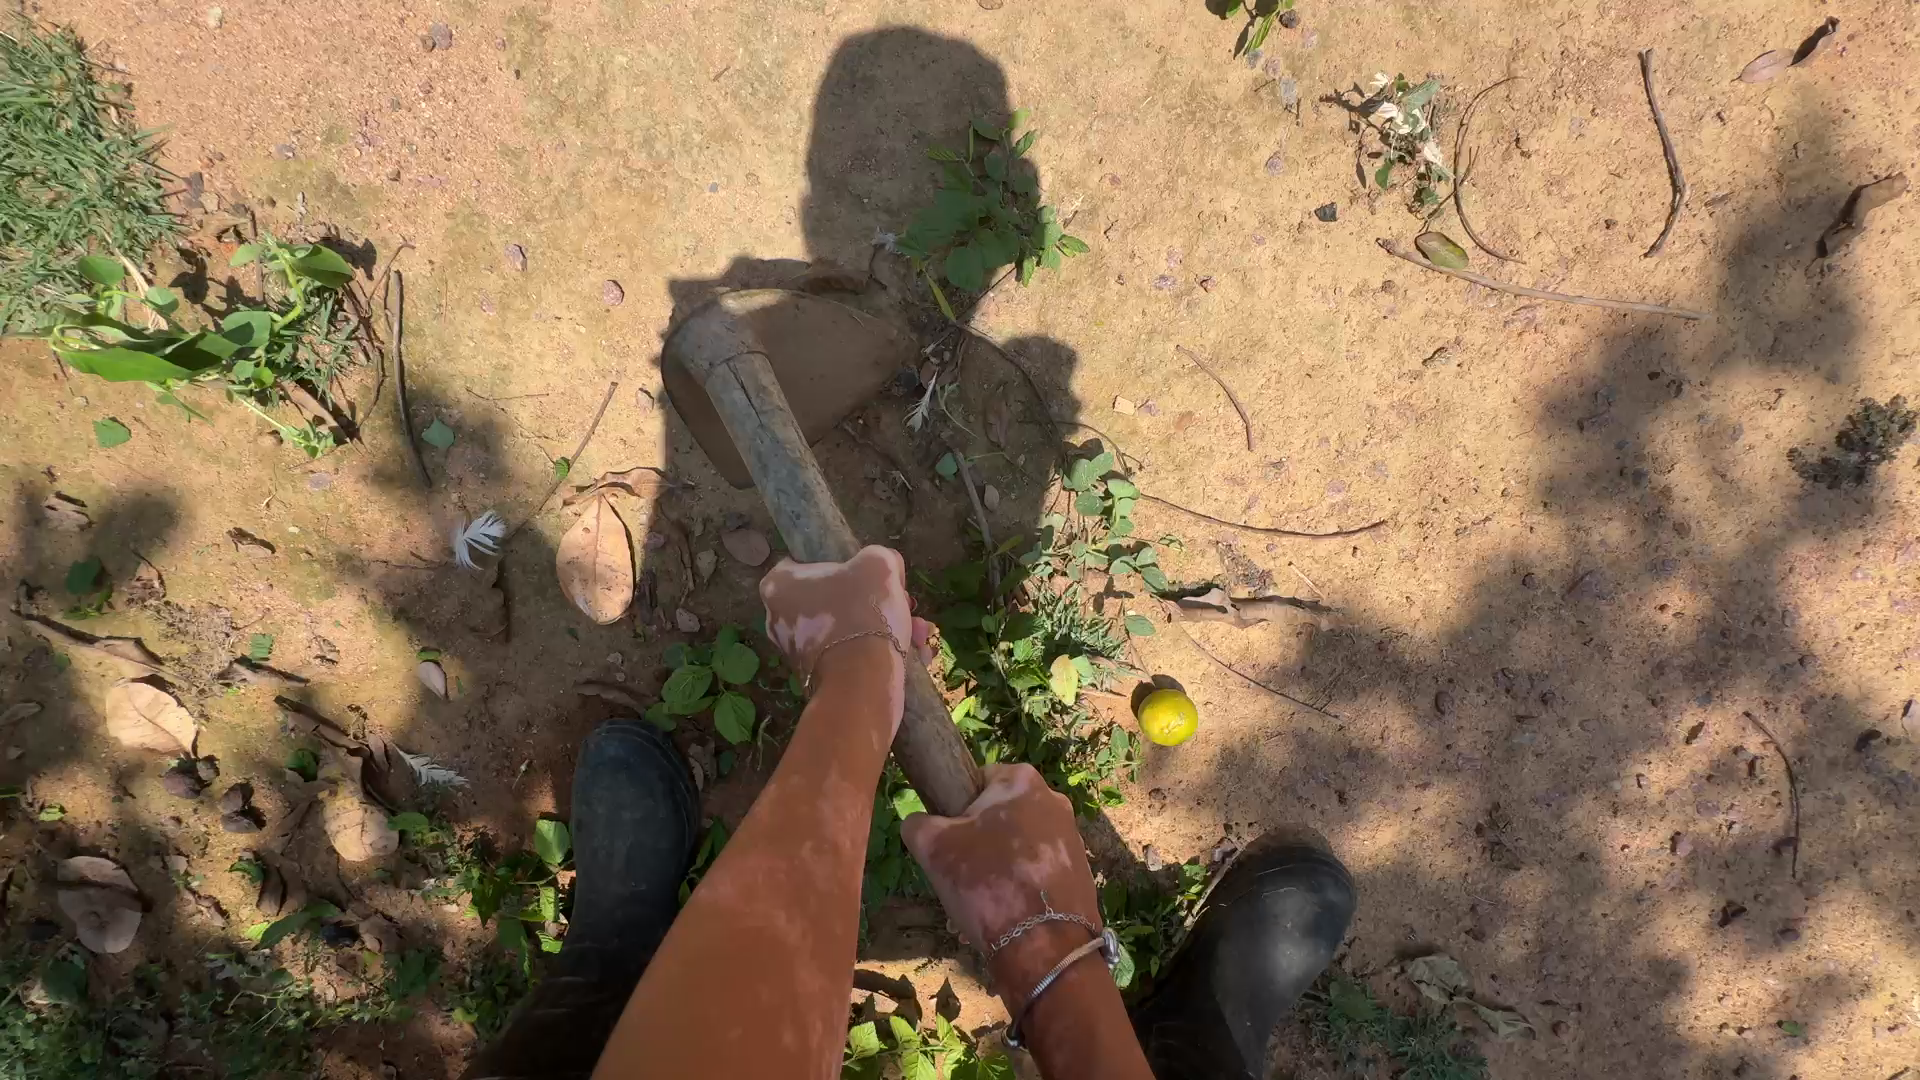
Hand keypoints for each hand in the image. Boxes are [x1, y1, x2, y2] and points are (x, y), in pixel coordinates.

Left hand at [758, 546, 931, 732]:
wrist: (862, 683)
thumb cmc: (863, 613)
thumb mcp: (879, 564)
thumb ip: (879, 555)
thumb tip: (882, 567)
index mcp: (779, 585)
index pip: (810, 561)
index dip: (847, 563)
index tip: (872, 575)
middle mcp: (779, 618)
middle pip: (836, 597)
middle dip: (876, 600)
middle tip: (902, 603)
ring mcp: (797, 652)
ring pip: (849, 627)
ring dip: (885, 625)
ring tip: (918, 632)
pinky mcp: (818, 677)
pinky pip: (851, 654)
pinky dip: (879, 651)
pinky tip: (913, 652)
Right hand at [901, 764, 1101, 1007]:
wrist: (1045, 948)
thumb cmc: (987, 882)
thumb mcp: (933, 848)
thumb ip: (918, 824)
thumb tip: (918, 824)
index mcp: (1022, 779)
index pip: (979, 780)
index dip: (958, 809)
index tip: (949, 840)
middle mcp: (1054, 799)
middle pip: (1000, 815)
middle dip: (980, 841)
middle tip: (962, 874)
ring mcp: (1071, 836)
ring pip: (1019, 846)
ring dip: (999, 868)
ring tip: (982, 902)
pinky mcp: (1081, 871)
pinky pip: (1038, 872)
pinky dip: (1020, 888)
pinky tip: (1007, 915)